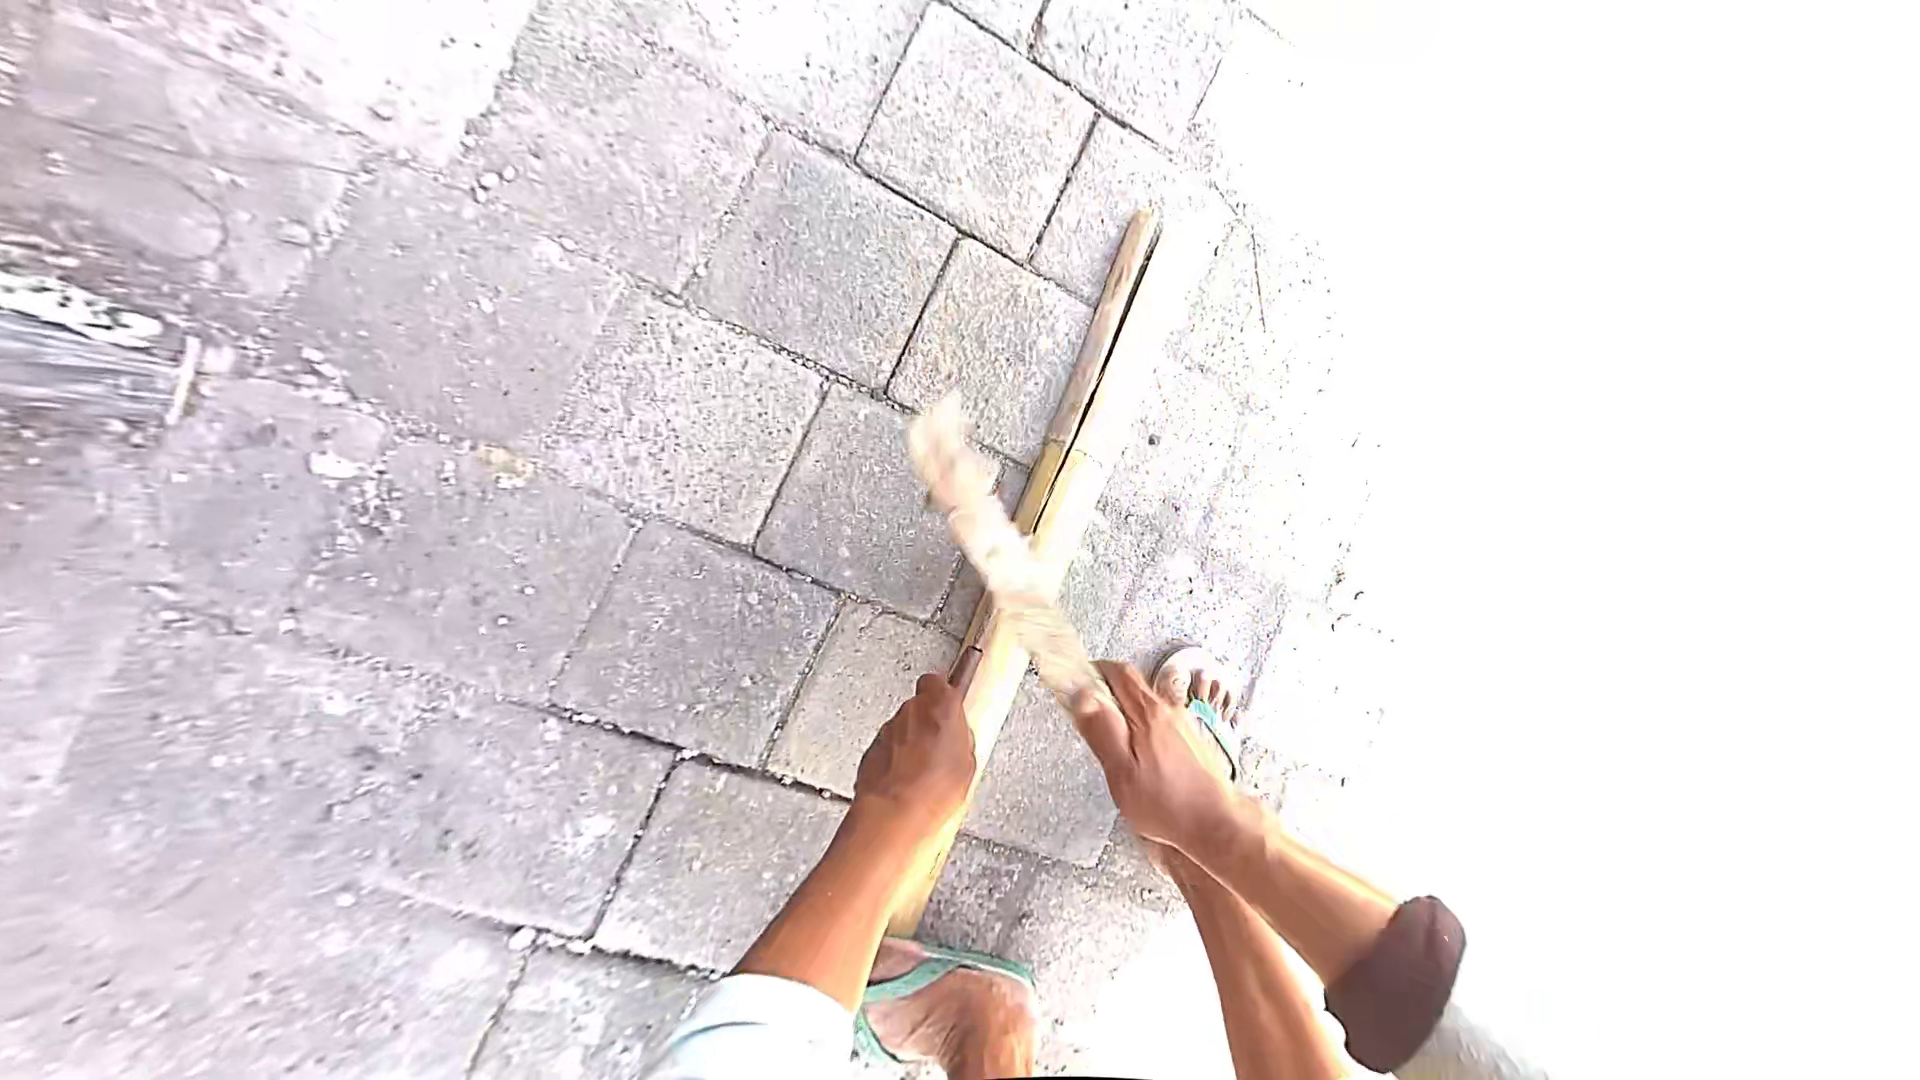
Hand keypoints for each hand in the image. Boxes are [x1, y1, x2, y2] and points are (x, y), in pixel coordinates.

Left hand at [853, 669, 977, 832]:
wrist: (894, 813)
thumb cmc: (932, 788)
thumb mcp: (968, 764)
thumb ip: (961, 740)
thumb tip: (960, 741)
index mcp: (940, 705)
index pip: (937, 681)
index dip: (942, 693)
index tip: (950, 707)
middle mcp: (911, 710)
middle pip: (919, 705)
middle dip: (928, 722)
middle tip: (940, 746)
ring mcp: (888, 729)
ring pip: (902, 728)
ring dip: (911, 742)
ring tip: (924, 771)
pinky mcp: (872, 750)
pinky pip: (888, 748)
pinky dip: (895, 760)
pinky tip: (906, 781)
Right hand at [1071, 660, 1238, 852]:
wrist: (1219, 825)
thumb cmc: (1169, 804)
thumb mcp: (1121, 771)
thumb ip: (1101, 730)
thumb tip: (1083, 696)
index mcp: (1147, 713)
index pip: (1119, 672)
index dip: (1096, 672)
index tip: (1080, 685)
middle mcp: (1168, 710)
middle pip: (1132, 685)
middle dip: (1107, 693)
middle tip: (1091, 716)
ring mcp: (1182, 723)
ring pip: (1145, 703)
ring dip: (1124, 711)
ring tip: (1113, 742)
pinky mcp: (1190, 739)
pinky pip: (1158, 719)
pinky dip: (1141, 726)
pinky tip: (1139, 756)